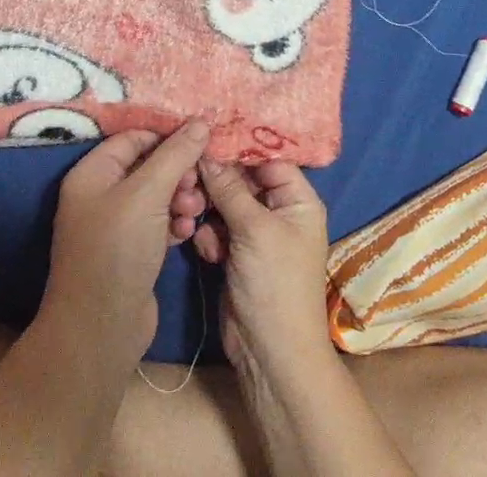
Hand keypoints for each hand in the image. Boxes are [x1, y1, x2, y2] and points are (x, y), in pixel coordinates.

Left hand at [42, 122, 210, 365]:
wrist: (102, 327)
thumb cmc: (117, 251)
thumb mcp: (147, 195)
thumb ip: (175, 155)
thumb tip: (201, 122)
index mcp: (92, 173)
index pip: (134, 138)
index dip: (168, 137)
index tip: (203, 142)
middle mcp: (100, 194)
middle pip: (149, 166)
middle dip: (179, 173)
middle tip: (198, 185)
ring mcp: (116, 225)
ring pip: (158, 196)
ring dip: (181, 199)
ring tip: (192, 212)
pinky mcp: (133, 250)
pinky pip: (159, 222)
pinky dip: (175, 222)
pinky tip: (186, 232)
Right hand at [193, 160, 335, 384]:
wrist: (271, 352)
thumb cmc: (275, 284)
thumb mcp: (254, 230)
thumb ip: (230, 188)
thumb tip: (208, 150)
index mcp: (298, 200)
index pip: (269, 159)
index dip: (239, 147)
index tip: (205, 134)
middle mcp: (280, 213)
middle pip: (243, 180)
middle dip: (217, 180)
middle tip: (188, 176)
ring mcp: (257, 235)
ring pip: (225, 204)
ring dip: (208, 209)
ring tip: (192, 215)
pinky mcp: (237, 256)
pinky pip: (217, 230)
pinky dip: (208, 236)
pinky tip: (204, 251)